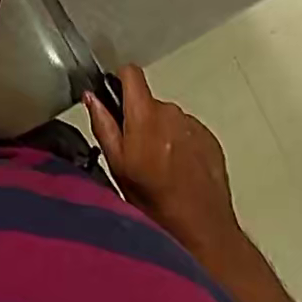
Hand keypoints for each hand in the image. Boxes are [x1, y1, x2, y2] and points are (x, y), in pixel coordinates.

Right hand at [86, 65, 241, 251]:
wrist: (200, 228)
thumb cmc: (153, 202)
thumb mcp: (117, 166)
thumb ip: (103, 125)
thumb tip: (92, 97)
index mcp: (145, 115)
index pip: (131, 73)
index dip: (120, 81)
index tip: (115, 97)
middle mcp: (172, 112)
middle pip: (149, 101)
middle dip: (140, 119)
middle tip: (135, 152)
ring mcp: (193, 125)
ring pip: (168, 118)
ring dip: (161, 133)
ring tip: (158, 167)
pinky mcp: (210, 139)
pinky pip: (187, 132)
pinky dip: (180, 144)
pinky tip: (177, 171)